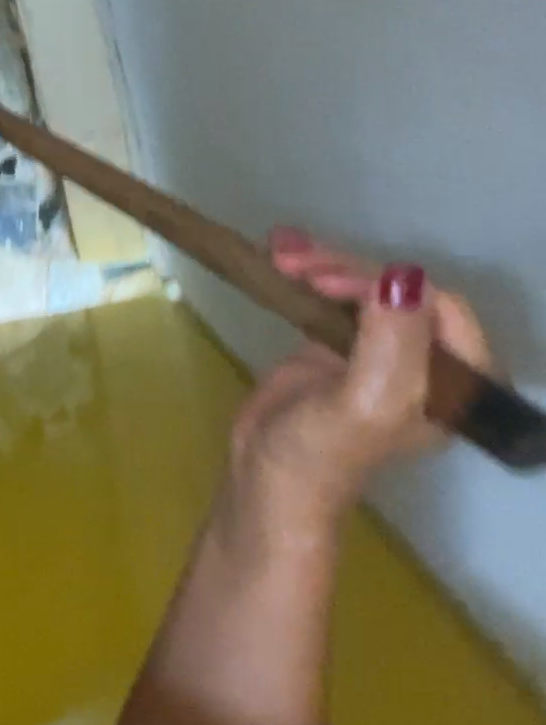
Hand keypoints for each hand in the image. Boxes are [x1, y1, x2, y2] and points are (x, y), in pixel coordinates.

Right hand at [228, 228, 494, 528]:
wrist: (267, 475)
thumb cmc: (323, 449)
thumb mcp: (367, 400)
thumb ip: (392, 342)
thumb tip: (399, 278)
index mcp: (457, 375)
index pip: (436, 305)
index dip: (383, 285)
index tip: (320, 281)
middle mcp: (423, 357)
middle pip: (396, 292)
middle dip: (343, 269)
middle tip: (289, 260)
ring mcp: (373, 350)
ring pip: (360, 291)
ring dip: (320, 264)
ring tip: (277, 248)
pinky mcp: (329, 348)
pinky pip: (328, 303)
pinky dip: (305, 277)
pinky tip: (277, 257)